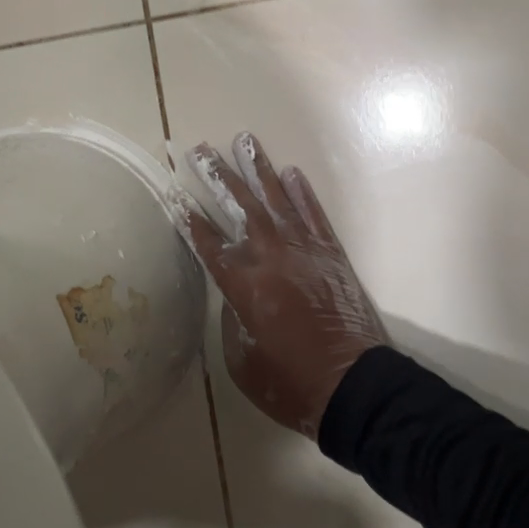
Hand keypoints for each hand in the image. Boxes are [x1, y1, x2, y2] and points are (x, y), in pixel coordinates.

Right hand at [178, 132, 388, 437]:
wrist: (354, 387)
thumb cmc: (291, 383)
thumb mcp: (243, 361)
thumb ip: (234, 320)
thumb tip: (237, 296)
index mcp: (246, 287)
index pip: (209, 243)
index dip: (189, 217)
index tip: (174, 190)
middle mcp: (273, 259)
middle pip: (241, 209)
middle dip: (219, 176)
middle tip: (201, 149)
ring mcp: (306, 252)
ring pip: (278, 201)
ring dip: (260, 170)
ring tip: (244, 140)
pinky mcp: (332, 255)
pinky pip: (314, 215)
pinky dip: (302, 193)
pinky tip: (291, 173)